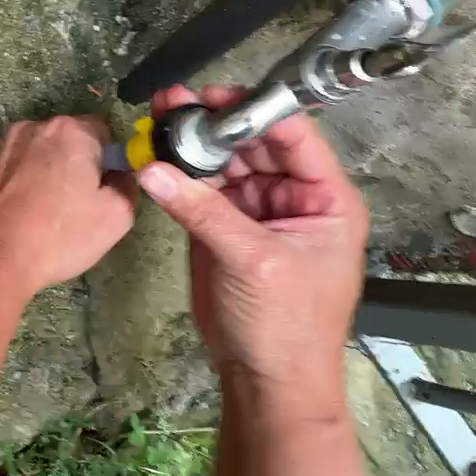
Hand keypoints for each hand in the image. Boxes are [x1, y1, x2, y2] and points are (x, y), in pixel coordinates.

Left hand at [0, 116, 136, 399]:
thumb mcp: (115, 218)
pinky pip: (5, 166)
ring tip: (37, 211)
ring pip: (31, 152)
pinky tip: (11, 212)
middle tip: (72, 203)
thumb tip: (119, 174)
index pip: (100, 129)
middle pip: (63, 138)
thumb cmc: (56, 236)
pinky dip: (12, 181)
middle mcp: (31, 126)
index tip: (102, 185)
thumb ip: (126, 187)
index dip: (106, 156)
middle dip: (71, 162)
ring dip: (39, 171)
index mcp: (69, 131)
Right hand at [137, 85, 368, 414]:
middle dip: (214, 122)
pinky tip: (154, 153)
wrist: (264, 379)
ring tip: (157, 117)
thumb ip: (202, 210)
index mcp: (324, 199)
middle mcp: (290, 196)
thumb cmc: (285, 324)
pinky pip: (198, 187)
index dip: (255, 110)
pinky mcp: (220, 225)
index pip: (293, 137)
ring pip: (221, 162)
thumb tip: (151, 168)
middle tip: (172, 101)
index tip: (211, 96)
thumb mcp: (253, 261)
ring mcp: (253, 210)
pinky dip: (176, 171)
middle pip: (251, 143)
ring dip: (191, 142)